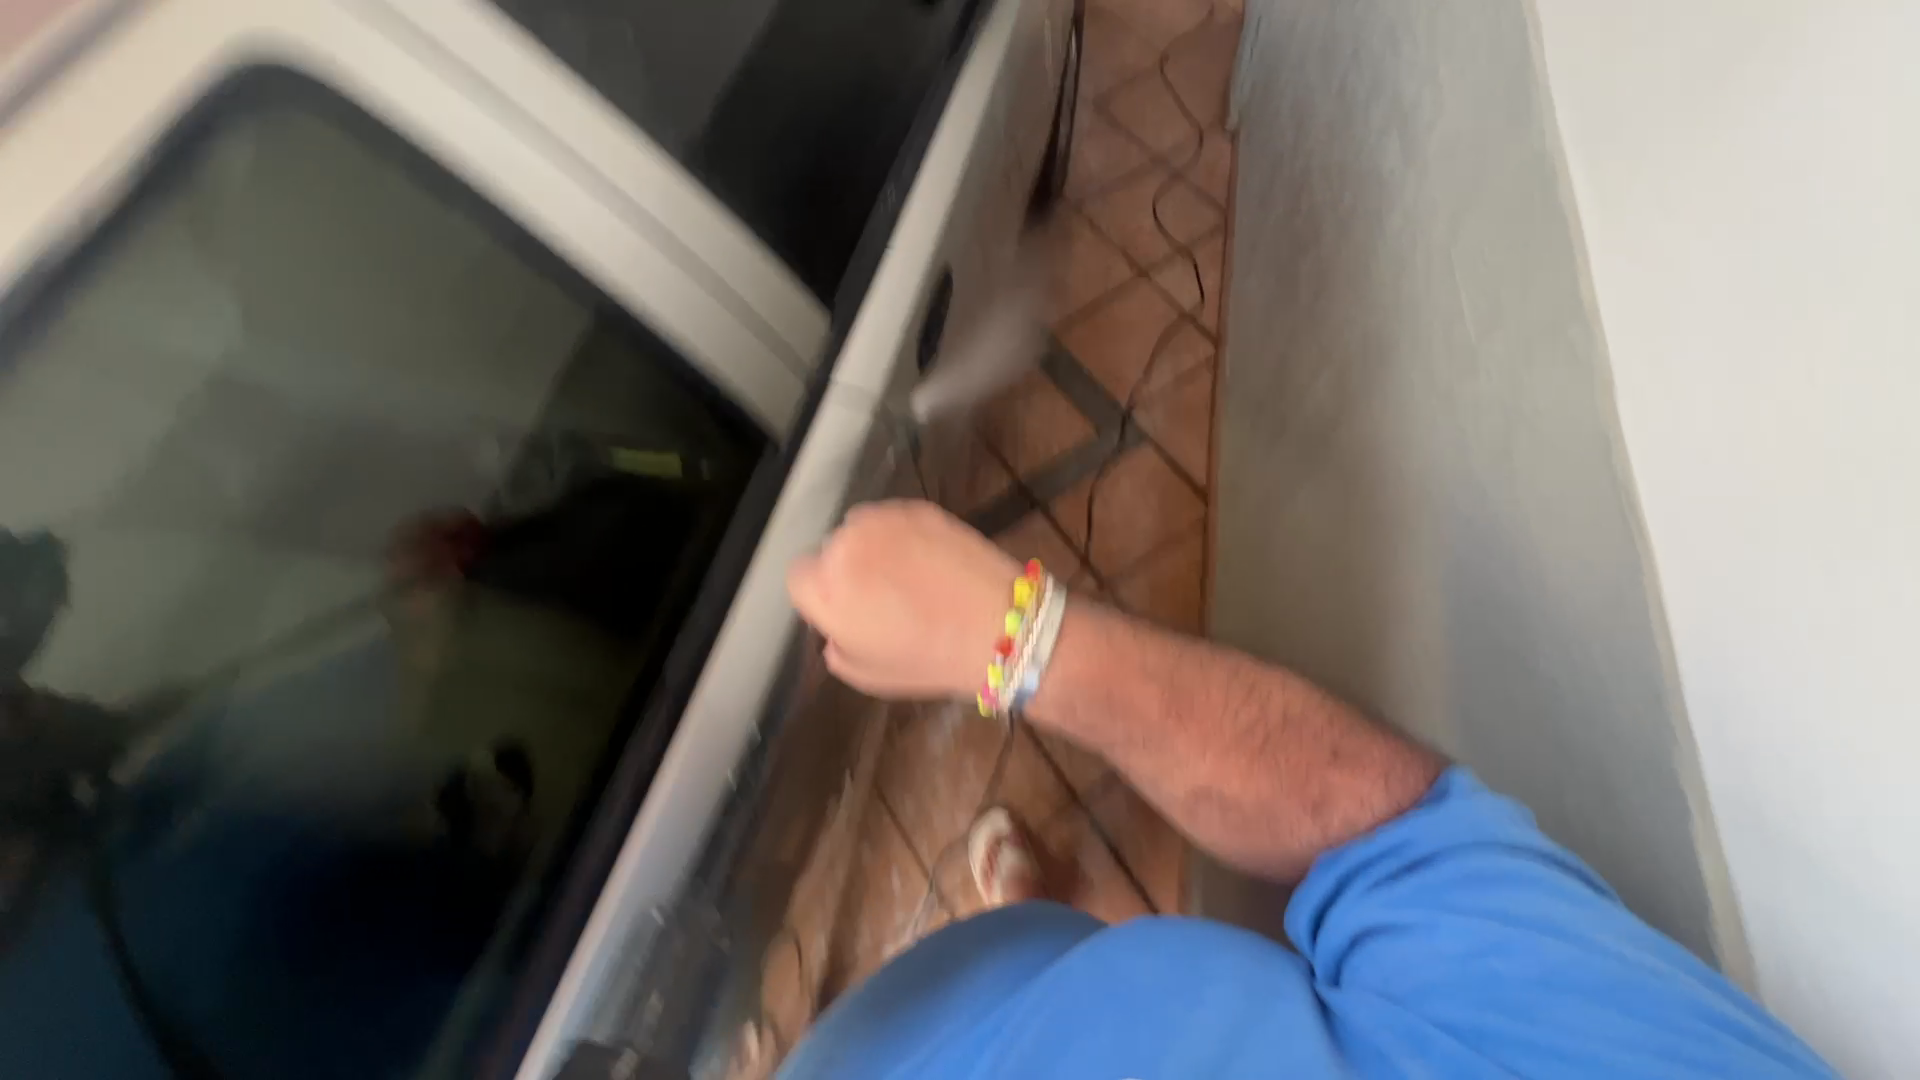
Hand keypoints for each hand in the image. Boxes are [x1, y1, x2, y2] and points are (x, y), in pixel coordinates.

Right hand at [787, 500, 1020, 700]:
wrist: (999, 626)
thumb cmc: (930, 658)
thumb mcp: (865, 673)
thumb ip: (836, 644)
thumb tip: (839, 626)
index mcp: (825, 588)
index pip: (800, 577)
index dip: (823, 596)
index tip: (850, 611)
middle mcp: (846, 545)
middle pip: (831, 551)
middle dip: (848, 570)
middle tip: (883, 597)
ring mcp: (884, 520)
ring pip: (860, 530)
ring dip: (873, 548)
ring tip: (908, 576)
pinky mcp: (918, 507)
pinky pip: (893, 519)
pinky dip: (903, 535)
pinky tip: (930, 561)